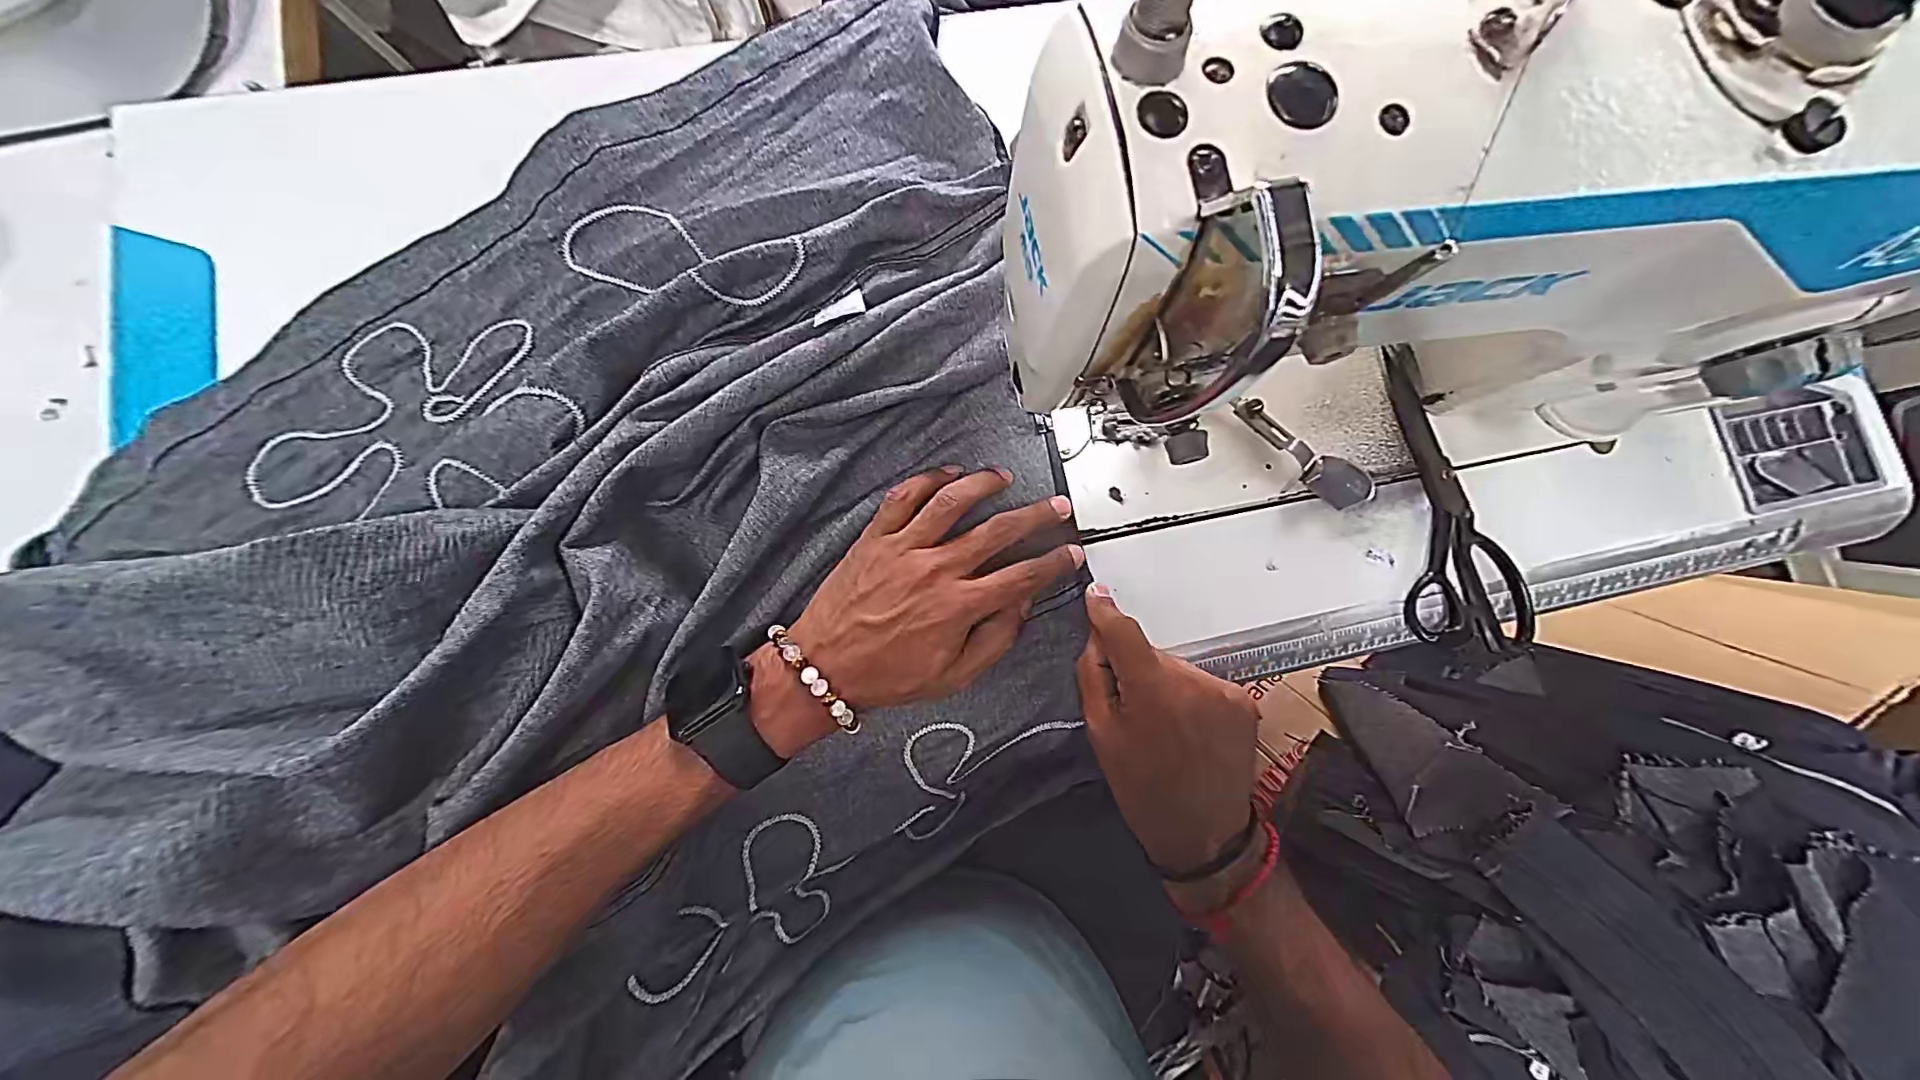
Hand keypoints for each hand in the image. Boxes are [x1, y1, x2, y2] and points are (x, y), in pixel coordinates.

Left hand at [785, 466, 1083, 711]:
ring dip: (984, 484)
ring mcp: (903, 549)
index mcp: (957, 606)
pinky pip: (903, 498)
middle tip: (1056, 507)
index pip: (1021, 575)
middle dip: (1036, 515)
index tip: (1069, 553)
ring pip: (952, 501)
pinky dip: (927, 480)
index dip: (1053, 562)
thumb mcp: (952, 676)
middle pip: (998, 530)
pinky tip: (946, 474)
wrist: (824, 667)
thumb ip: (993, 641)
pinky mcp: (875, 539)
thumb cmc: (884, 674)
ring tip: (1003, 477)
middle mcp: (935, 570)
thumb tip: (1019, 608)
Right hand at [1077, 583, 1259, 880]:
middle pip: (1151, 652)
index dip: (1106, 613)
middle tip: (1131, 705)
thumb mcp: (1101, 734)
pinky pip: (1202, 682)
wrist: (1203, 833)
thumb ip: (1094, 677)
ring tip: (1163, 725)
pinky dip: (1190, 695)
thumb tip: (1097, 637)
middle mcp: (1193, 682)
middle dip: (1136, 667)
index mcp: (1152, 690)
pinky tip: (1187, 728)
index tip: (1097, 596)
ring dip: (1165, 683)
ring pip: (1177, 667)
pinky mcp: (1243, 701)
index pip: (1125, 631)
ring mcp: (1223, 691)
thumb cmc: (1144, 789)